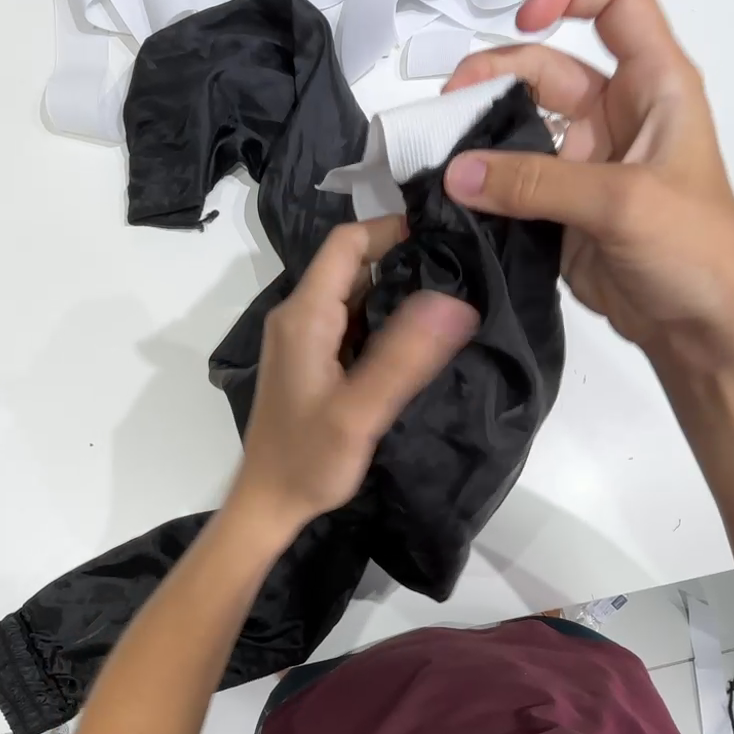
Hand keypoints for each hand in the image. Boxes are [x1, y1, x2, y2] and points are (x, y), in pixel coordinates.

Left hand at [227, 218, 478, 536]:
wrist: (269, 503)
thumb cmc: (307, 461)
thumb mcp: (359, 413)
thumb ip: (403, 358)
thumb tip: (456, 300)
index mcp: (304, 316)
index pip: (348, 242)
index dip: (394, 230)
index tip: (448, 239)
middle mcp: (298, 317)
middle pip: (353, 265)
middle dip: (405, 261)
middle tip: (463, 271)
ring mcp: (303, 340)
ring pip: (354, 295)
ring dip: (397, 293)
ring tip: (452, 299)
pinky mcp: (311, 363)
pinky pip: (351, 325)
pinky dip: (383, 323)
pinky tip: (418, 339)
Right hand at [442, 0, 733, 354]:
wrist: (697, 326)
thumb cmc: (694, 250)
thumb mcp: (621, 202)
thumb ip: (538, 184)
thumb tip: (457, 174)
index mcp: (654, 84)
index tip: (522, 16)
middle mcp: (615, 115)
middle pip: (546, 68)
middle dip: (494, 76)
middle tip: (446, 110)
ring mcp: (582, 166)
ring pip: (520, 131)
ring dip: (480, 137)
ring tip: (437, 157)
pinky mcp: (558, 213)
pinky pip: (511, 187)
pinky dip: (481, 190)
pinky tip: (452, 198)